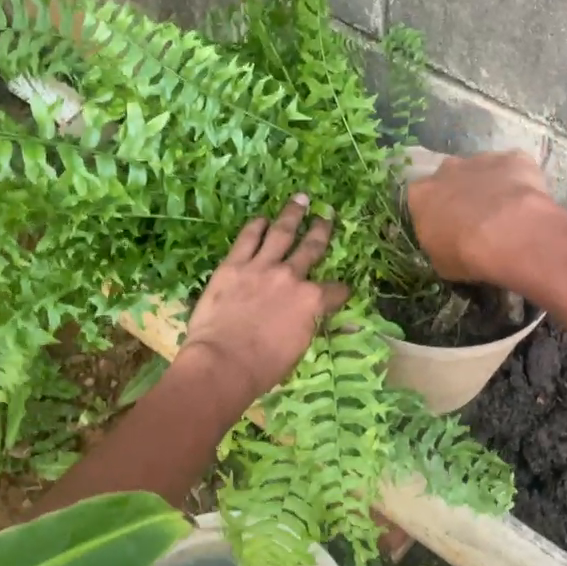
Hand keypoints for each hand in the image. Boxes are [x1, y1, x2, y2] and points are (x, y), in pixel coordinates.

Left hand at [181, 195, 350, 401]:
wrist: (224, 363)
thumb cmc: (264, 367)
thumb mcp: (299, 348)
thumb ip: (307, 325)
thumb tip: (312, 319)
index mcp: (312, 301)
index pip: (337, 291)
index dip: (342, 291)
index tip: (342, 290)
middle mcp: (292, 276)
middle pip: (312, 248)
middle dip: (322, 230)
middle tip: (327, 214)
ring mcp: (261, 267)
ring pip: (281, 233)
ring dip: (292, 215)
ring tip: (300, 199)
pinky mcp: (233, 266)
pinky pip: (247, 239)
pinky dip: (255, 227)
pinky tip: (260, 219)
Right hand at [406, 151, 563, 283]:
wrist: (509, 234)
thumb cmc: (466, 254)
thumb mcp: (441, 262)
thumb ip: (440, 245)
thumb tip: (448, 244)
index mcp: (421, 194)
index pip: (422, 200)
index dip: (436, 214)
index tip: (448, 229)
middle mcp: (447, 170)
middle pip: (451, 178)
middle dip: (462, 194)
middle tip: (478, 220)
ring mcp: (481, 160)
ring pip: (483, 170)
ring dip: (491, 187)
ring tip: (508, 214)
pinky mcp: (514, 158)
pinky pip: (515, 168)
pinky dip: (520, 182)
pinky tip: (529, 204)